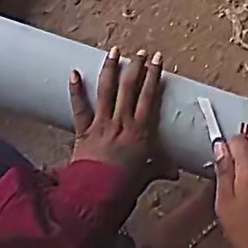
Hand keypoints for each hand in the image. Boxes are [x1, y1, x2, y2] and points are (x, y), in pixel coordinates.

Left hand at [69, 48, 163, 188]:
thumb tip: (174, 173)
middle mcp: (121, 122)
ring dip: (110, 69)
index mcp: (140, 131)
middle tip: (140, 52)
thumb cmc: (123, 189)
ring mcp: (101, 124)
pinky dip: (76, 89)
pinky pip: (79, 107)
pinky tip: (74, 72)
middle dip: (135, 66)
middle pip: (129, 87)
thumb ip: (159, 170)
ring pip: (106, 90)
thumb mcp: (145, 177)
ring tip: (113, 51)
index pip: (149, 96)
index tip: (157, 59)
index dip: (154, 75)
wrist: (96, 197)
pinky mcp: (83, 130)